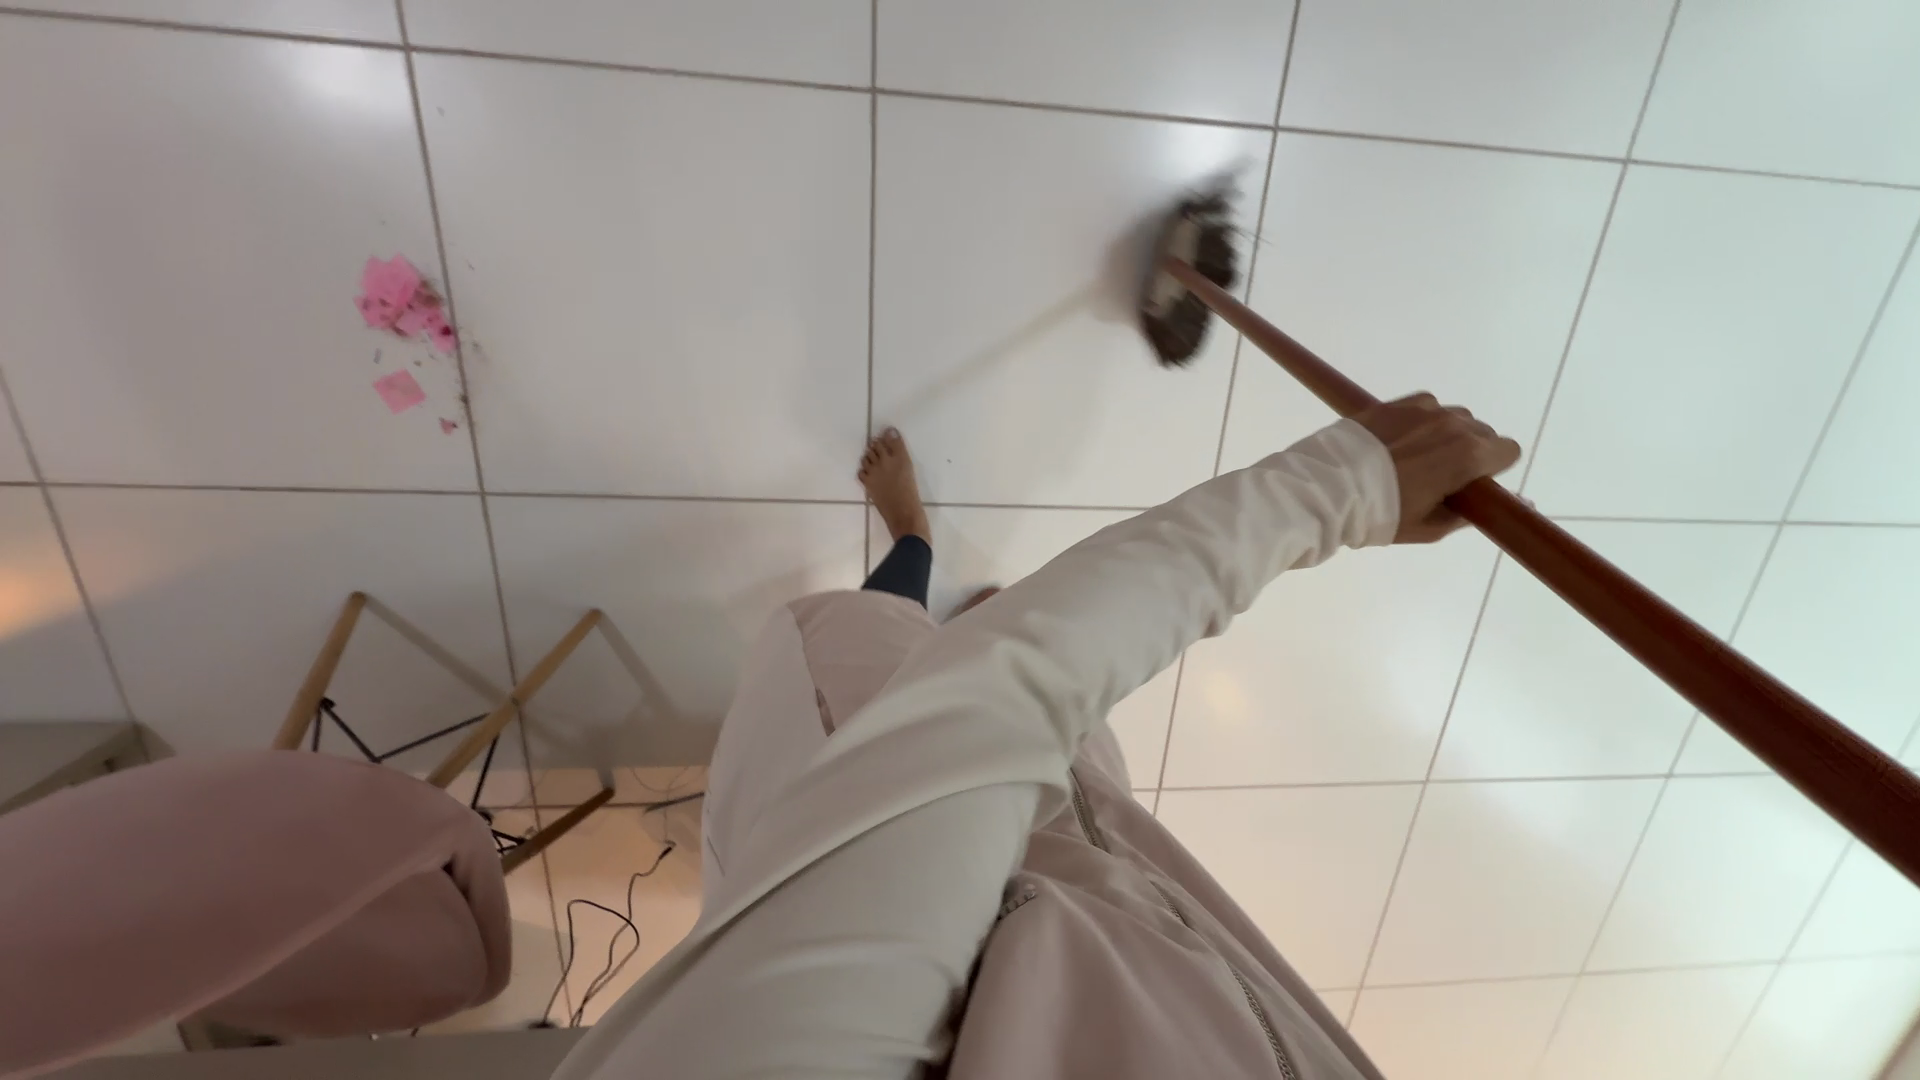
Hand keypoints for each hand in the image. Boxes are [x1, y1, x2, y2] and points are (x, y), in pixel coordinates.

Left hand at [1353, 393, 1521, 543]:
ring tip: (1409, 458)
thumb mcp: (1430, 526)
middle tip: (1434, 475)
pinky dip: (1419, 421)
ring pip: (1451, 418)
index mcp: (1469, 454)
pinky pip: (1424, 407)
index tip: (1466, 484)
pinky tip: (1396, 441)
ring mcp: (1422, 410)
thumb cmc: (1380, 515)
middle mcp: (1453, 424)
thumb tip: (1521, 504)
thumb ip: (1474, 513)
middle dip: (1466, 452)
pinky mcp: (1394, 404)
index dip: (1489, 469)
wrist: (1325, 490)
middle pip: (1479, 432)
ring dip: (1442, 435)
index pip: (1507, 451)